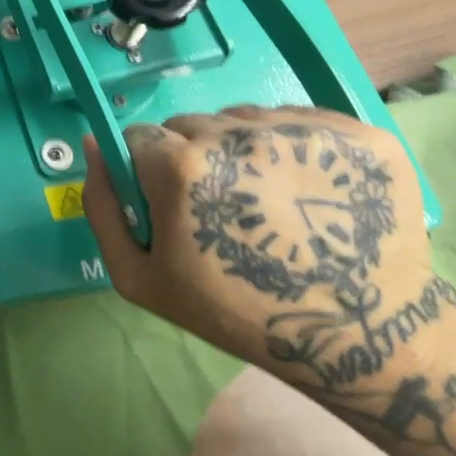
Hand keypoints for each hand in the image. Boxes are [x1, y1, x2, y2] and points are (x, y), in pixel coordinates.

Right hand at [81, 107, 451, 384]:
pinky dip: (293, 149)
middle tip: (222, 210)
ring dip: (241, 150)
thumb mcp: (139, 277)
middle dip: (192, 158)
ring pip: (242, 120)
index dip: (148, 174)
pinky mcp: (355, 133)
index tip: (174, 209)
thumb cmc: (236, 312)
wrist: (362, 335)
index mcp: (181, 166)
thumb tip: (93, 144)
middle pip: (190, 125)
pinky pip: (298, 121)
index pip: (140, 139)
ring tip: (269, 202)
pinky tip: (306, 194)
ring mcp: (301, 129)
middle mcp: (237, 133)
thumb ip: (102, 206)